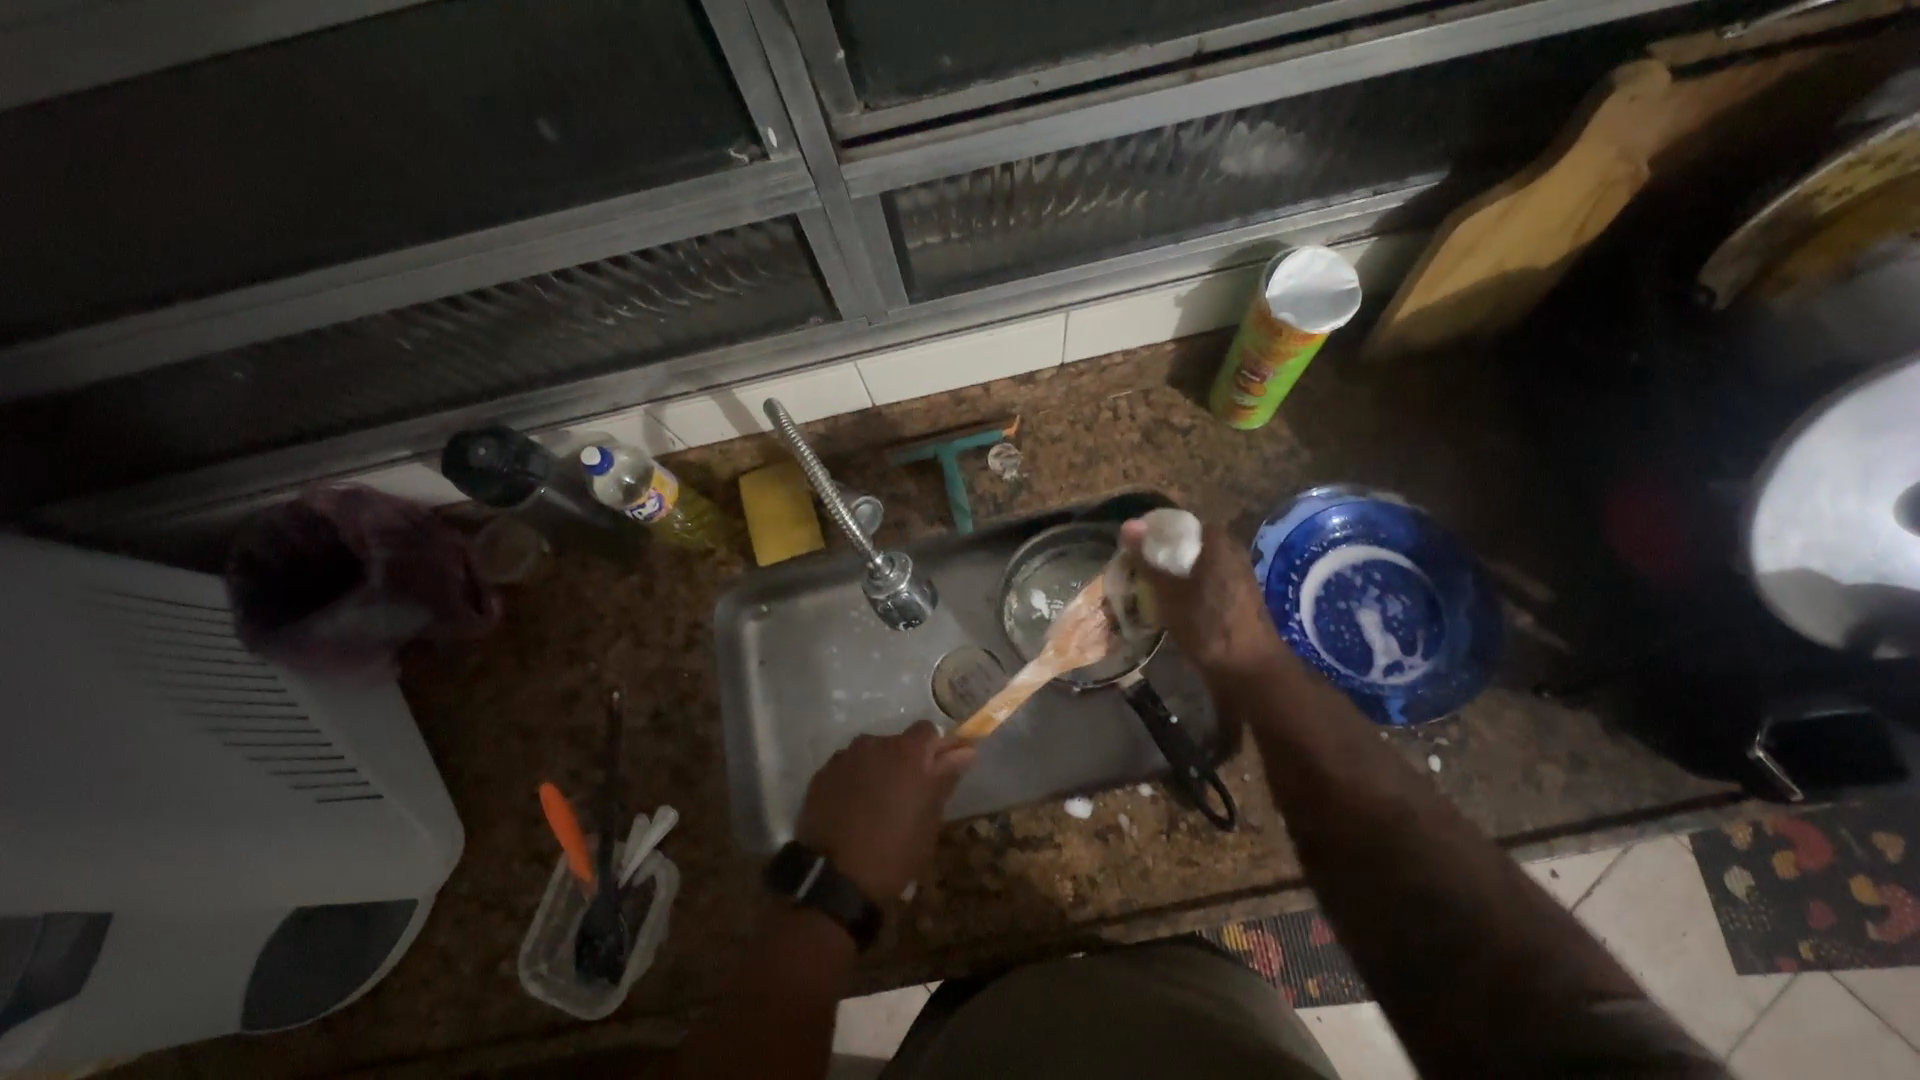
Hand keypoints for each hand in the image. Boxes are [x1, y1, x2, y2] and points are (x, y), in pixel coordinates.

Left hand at [794, 720, 975, 899]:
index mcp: (906, 752)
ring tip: (874, 808)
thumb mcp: (930, 818)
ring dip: (877, 772)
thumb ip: (945, 777)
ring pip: (870, 756)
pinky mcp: (821, 775)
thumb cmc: (895, 850)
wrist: (834, 878)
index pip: (928, 731)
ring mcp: (844, 758)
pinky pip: (846, 769)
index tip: (934, 775)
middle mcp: (874, 744)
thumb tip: (966, 749)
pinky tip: (851, 812)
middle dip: (904, 763)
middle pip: (896, 743)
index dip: (934, 750)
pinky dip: (853, 782)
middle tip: (905, 799)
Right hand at [1119, 515, 1281, 675]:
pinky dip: (1190, 588)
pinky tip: (1174, 606)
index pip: (1181, 524)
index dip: (1156, 533)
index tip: (1135, 548)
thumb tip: (1128, 524)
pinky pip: (1208, 582)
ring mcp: (1238, 576)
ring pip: (1199, 566)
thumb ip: (1148, 559)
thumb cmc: (1207, 625)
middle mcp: (1232, 552)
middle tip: (1138, 569)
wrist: (1249, 668)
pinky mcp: (1239, 597)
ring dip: (1176, 574)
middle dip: (1164, 555)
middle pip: (1190, 545)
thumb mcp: (1169, 593)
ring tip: (1151, 589)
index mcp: (1219, 542)